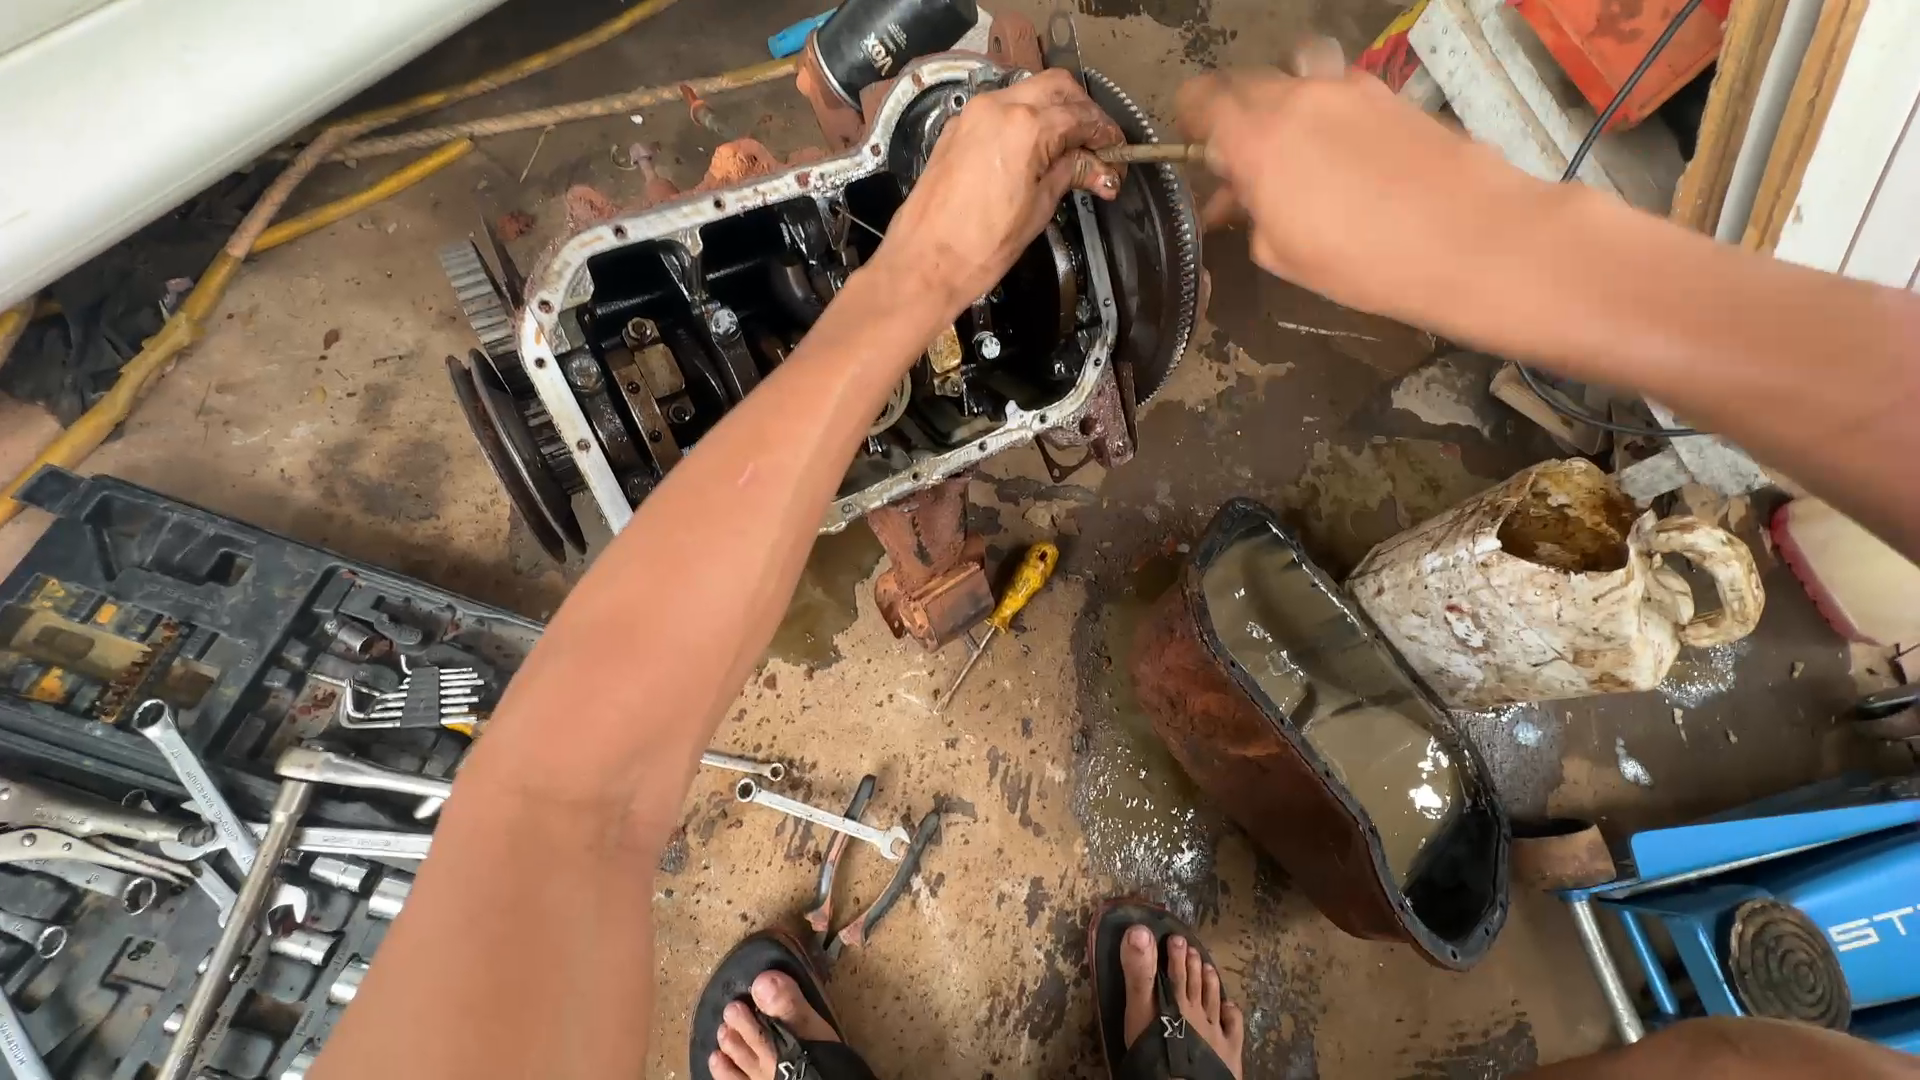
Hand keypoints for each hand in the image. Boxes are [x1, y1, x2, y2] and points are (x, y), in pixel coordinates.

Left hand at [873, 68, 1125, 315]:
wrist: (923, 265)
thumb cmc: (977, 249)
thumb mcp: (1037, 210)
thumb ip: (1069, 176)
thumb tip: (1097, 168)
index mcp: (1024, 126)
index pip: (1078, 117)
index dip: (1103, 134)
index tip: (1115, 152)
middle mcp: (997, 108)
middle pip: (1056, 88)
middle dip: (1083, 112)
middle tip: (1098, 144)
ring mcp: (972, 116)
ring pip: (1027, 93)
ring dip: (1054, 112)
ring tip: (1070, 149)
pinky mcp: (956, 130)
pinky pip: (1000, 110)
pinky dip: (1024, 120)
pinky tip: (1036, 148)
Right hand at [1178, 47, 1557, 319]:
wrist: (1465, 237)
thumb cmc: (1358, 262)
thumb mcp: (1280, 253)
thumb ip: (1249, 212)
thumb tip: (1237, 197)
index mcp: (1258, 141)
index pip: (1203, 100)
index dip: (1189, 117)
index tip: (1190, 140)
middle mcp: (1297, 99)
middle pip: (1245, 81)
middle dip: (1230, 112)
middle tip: (1235, 155)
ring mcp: (1347, 88)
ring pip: (1294, 68)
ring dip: (1279, 93)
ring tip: (1287, 134)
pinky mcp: (1386, 92)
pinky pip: (1336, 83)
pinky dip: (1321, 103)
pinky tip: (1335, 146)